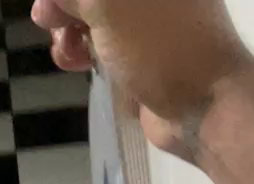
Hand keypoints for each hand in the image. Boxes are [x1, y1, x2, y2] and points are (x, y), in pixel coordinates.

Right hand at [31, 0, 252, 156]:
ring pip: (91, 13)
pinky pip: (102, 39)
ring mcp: (146, 17)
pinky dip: (82, 48)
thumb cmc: (159, 43)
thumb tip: (50, 1)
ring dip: (68, 27)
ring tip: (64, 48)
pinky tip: (74, 62)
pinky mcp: (140, 49)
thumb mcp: (107, 3)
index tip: (51, 3)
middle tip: (50, 22)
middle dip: (64, 3)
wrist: (203, 104)